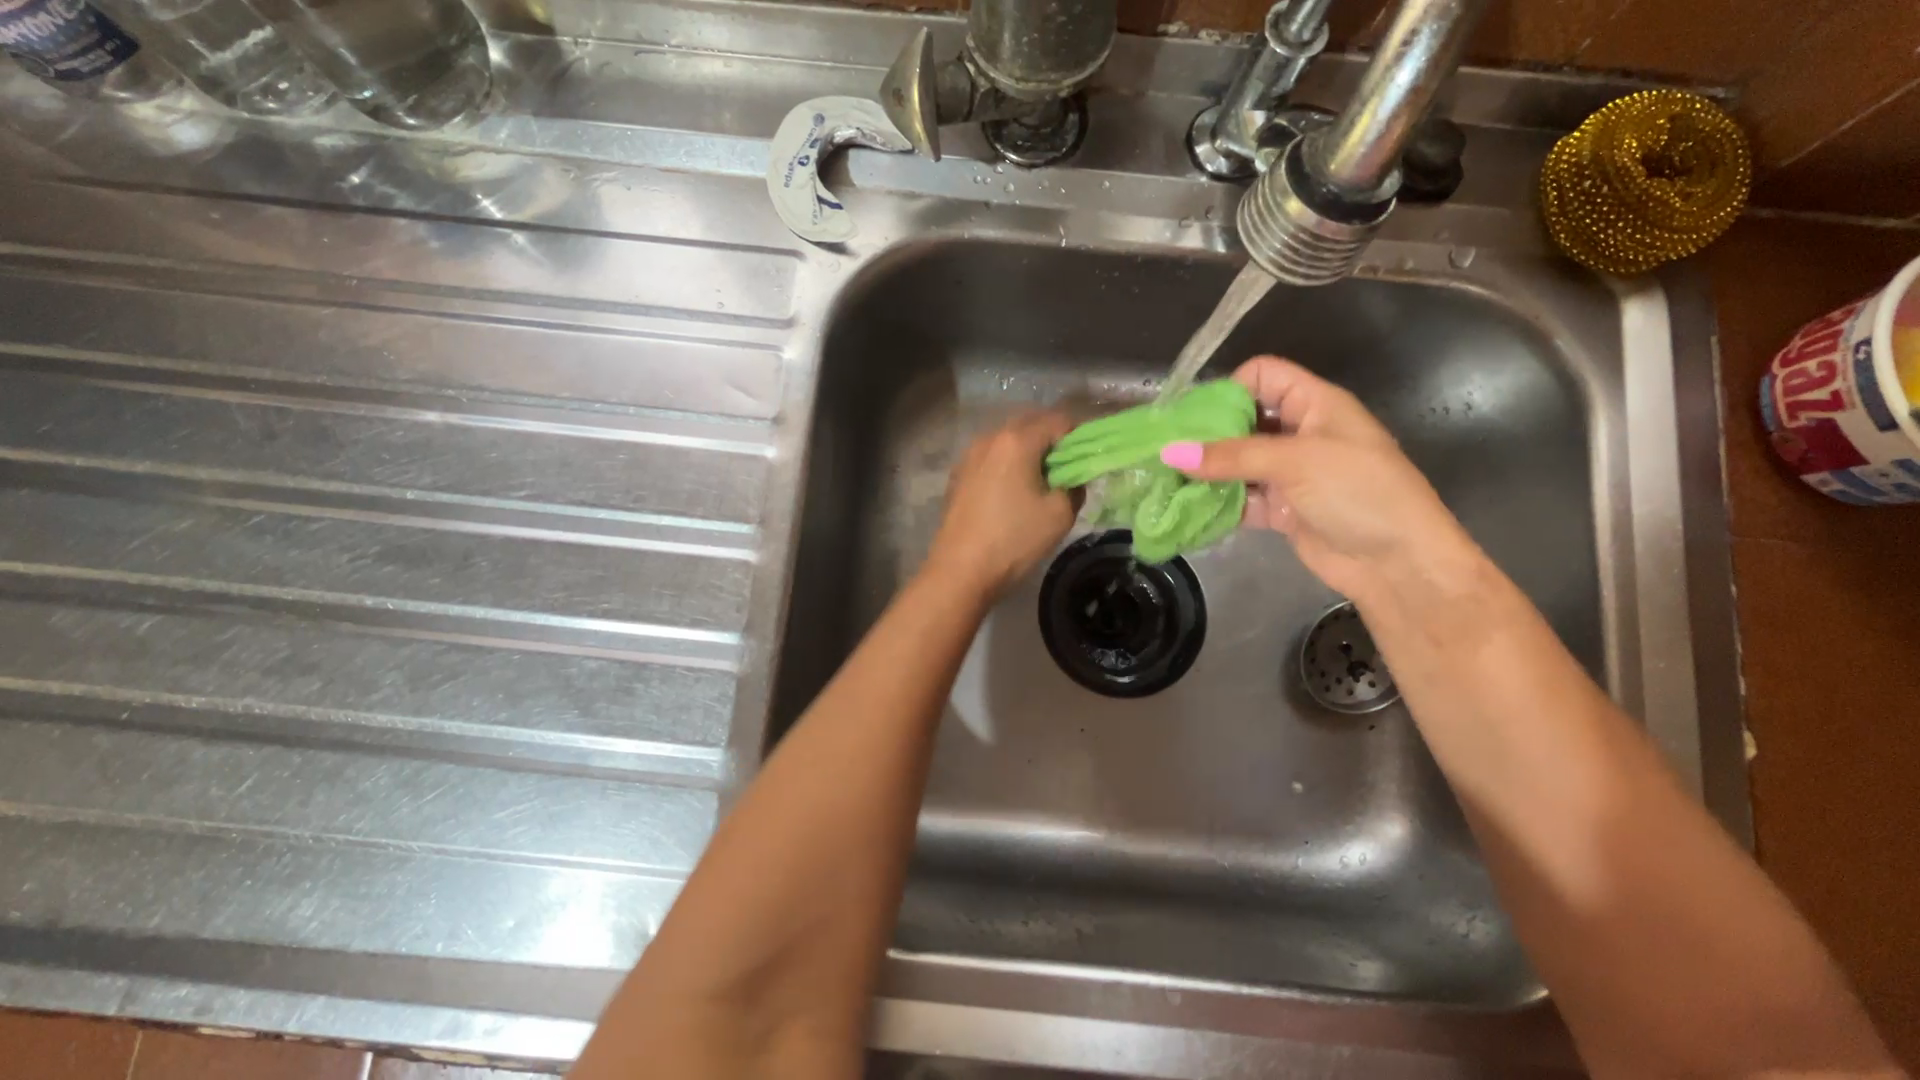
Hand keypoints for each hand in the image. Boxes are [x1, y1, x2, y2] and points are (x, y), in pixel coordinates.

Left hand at [925, 410, 1077, 598]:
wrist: (960, 571)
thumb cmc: (1014, 540)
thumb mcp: (1060, 515)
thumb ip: (1075, 487)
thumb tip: (1071, 479)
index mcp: (1017, 440)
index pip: (1059, 421)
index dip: (1079, 436)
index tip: (1088, 460)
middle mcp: (990, 438)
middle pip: (1030, 424)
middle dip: (1053, 440)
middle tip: (1067, 470)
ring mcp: (969, 455)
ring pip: (1008, 440)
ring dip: (1029, 451)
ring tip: (1040, 482)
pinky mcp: (958, 475)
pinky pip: (992, 458)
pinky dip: (1008, 464)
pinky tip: (1013, 492)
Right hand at [1159, 356, 1476, 603]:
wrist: (1398, 562)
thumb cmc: (1359, 492)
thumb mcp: (1296, 462)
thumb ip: (1232, 456)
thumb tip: (1170, 452)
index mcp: (1316, 404)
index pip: (1264, 375)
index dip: (1228, 387)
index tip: (1191, 414)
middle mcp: (1301, 433)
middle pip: (1244, 419)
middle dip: (1206, 433)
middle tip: (1165, 449)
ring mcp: (1292, 474)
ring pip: (1239, 463)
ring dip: (1207, 471)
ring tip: (1165, 479)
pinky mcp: (1283, 510)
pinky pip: (1242, 499)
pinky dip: (1218, 503)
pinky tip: (1187, 508)